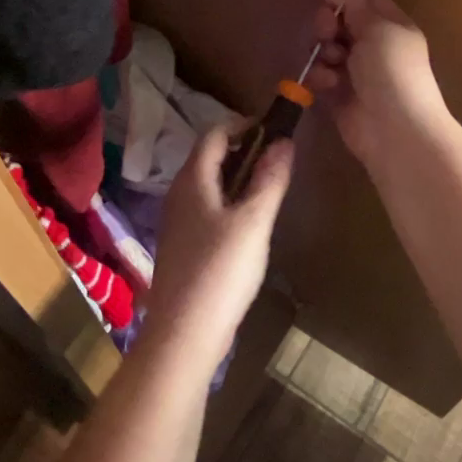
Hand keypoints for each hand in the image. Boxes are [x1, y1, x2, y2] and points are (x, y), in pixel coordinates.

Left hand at [144, 125, 292, 347]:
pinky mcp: (183, 247)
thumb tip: (284, 141)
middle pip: (210, 157)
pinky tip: (250, 226)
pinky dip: (230, 203)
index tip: (277, 130)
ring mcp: (177, 223)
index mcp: (192, 180)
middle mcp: (179, 194)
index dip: (245, 125)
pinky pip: (207, 209)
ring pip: (209, 185)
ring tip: (270, 190)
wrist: (183, 336)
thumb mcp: (254, 221)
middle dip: (244, 151)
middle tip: (279, 160)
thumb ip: (270, 178)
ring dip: (239, 178)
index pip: (215, 133)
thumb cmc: (220, 271)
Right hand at [306, 0, 452, 162]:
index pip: (365, 1)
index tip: (329, 2)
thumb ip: (358, 7)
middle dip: (328, 24)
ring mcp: (355, 71)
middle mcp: (373, 46)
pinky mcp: (338, 94)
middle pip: (340, 23)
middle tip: (327, 33)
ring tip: (331, 62)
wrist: (394, 129)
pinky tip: (327, 84)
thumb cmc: (392, 71)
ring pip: (326, 48)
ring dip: (323, 51)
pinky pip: (320, 76)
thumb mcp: (380, 29)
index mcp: (391, 26)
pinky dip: (320, 77)